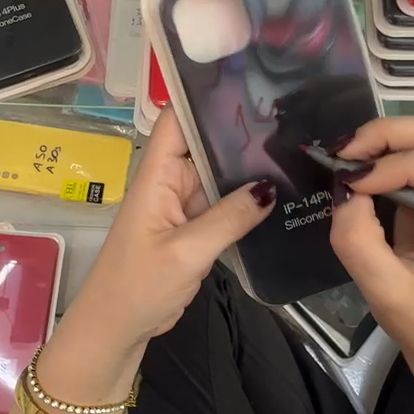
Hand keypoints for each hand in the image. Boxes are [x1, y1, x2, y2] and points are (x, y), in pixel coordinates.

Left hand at [62, 108, 275, 343]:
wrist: (117, 331)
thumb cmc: (138, 286)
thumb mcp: (186, 252)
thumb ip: (229, 219)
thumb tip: (270, 188)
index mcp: (156, 176)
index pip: (177, 121)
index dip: (204, 98)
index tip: (246, 82)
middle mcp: (171, 183)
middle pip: (205, 144)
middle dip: (239, 132)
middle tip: (291, 116)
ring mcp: (184, 207)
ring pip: (219, 176)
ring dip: (248, 167)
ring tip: (296, 147)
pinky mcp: (196, 230)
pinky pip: (225, 206)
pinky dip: (248, 200)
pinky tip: (283, 192)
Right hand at [328, 114, 413, 374]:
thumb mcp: (388, 296)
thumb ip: (361, 245)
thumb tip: (345, 192)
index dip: (401, 165)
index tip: (354, 182)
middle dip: (391, 136)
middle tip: (343, 154)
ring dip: (390, 135)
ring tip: (349, 155)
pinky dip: (389, 145)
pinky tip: (361, 161)